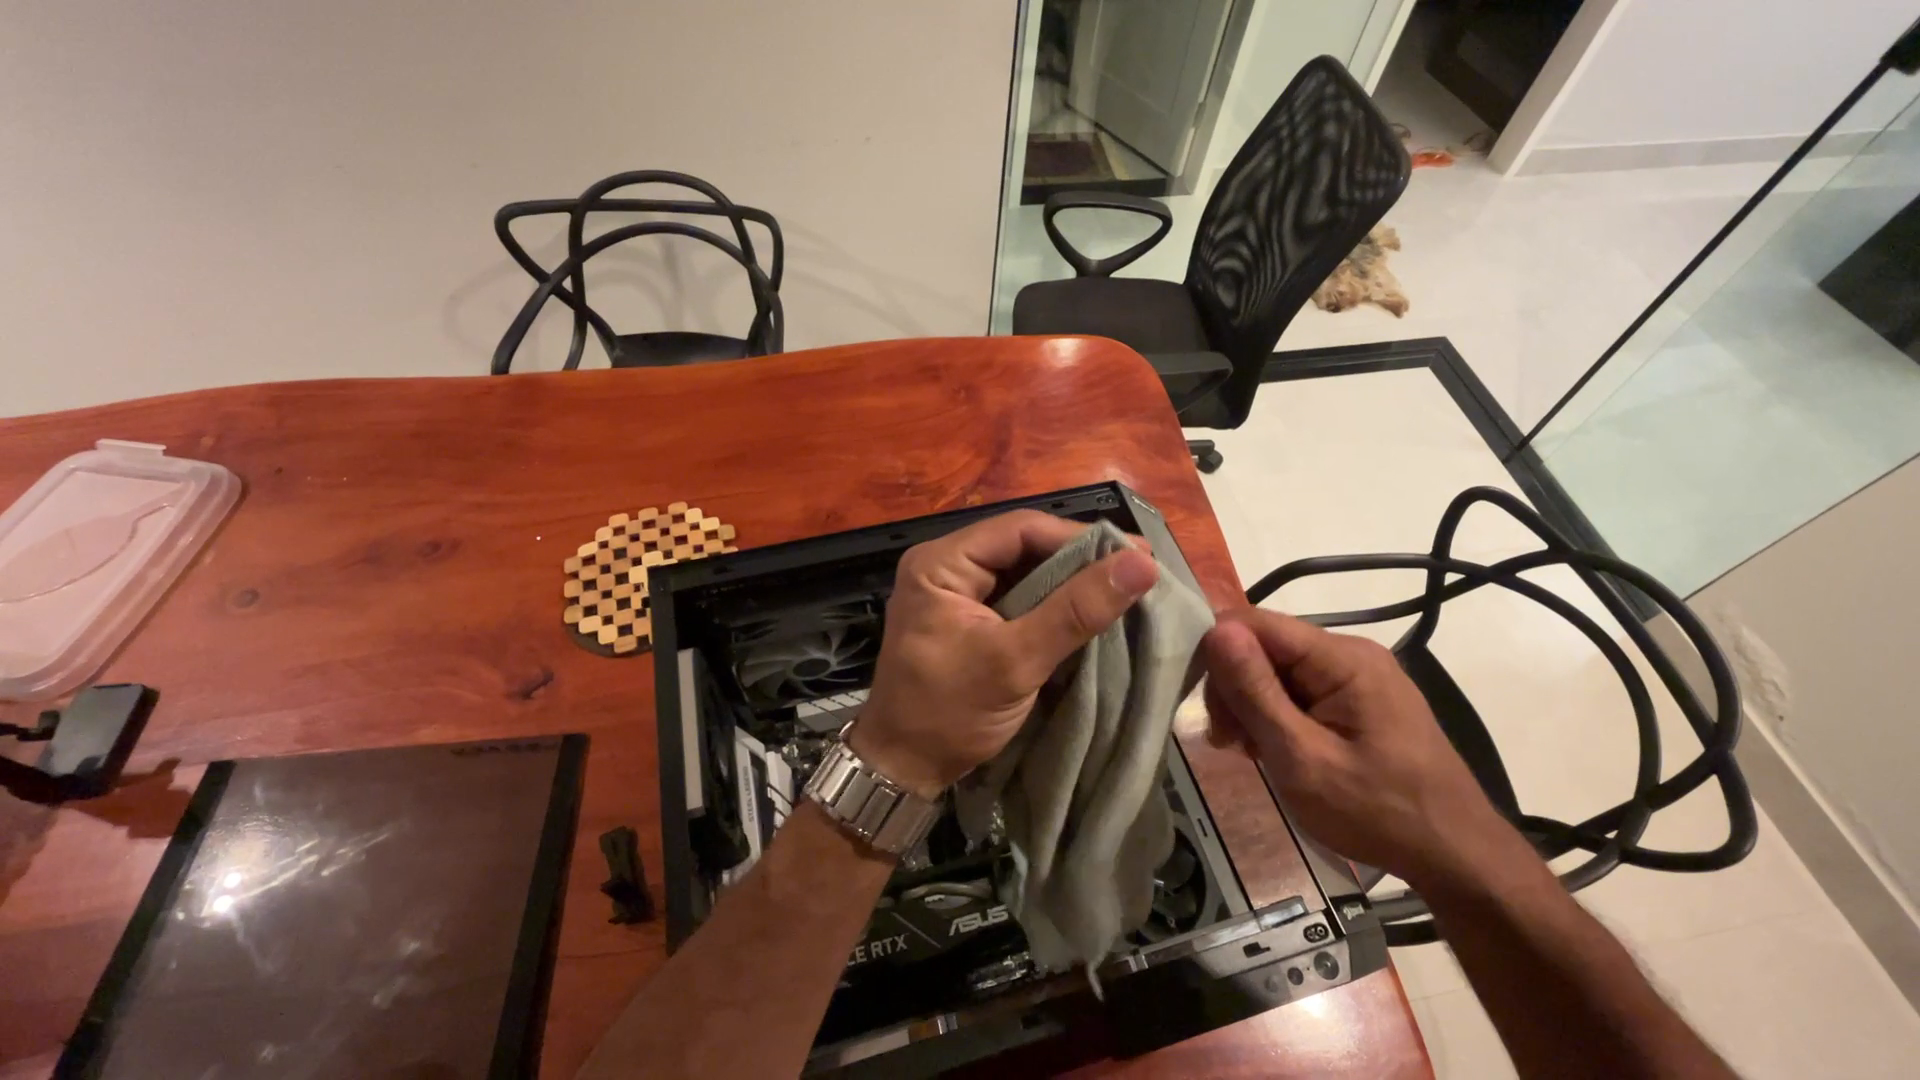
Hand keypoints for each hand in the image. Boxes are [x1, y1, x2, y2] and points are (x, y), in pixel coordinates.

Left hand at [852, 511, 1159, 798]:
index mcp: (940, 563)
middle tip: (1139, 570)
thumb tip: (1142, 564)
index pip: (1020, 529)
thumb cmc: (949, 714)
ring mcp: (955, 593)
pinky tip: (1091, 611)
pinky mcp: (968, 620)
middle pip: (1023, 547)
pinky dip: (1053, 605)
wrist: (903, 769)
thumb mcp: (1015, 661)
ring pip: (1024, 572)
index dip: (1080, 537)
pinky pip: (1018, 599)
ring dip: (1071, 582)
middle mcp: (945, 566)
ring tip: (1125, 587)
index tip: (1137, 553)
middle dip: (1080, 559)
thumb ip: (1075, 611)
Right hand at [1200, 608, 1529, 891]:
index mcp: (1342, 658)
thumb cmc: (1377, 812)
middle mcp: (1350, 653)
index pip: (1254, 622)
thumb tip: (1215, 631)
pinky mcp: (1358, 700)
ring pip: (1276, 670)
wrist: (1455, 856)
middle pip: (1264, 646)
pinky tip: (1275, 751)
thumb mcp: (1303, 758)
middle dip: (1235, 688)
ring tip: (1254, 754)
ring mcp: (1357, 676)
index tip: (1207, 710)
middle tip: (1231, 744)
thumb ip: (1256, 692)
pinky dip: (1276, 716)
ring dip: (1252, 707)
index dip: (1218, 655)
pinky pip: (1298, 690)